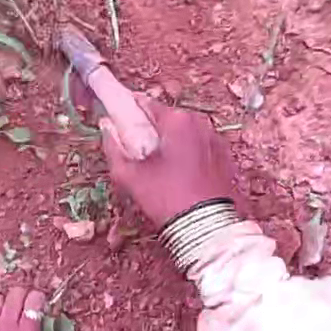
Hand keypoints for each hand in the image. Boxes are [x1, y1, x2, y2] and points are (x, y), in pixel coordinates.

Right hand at [100, 97, 237, 227]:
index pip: (146, 104)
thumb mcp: (132, 177)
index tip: (118, 120)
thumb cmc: (168, 198)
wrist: (207, 226)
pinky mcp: (225, 158)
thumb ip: (114, 149)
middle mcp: (201, 123)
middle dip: (152, 130)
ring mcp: (216, 140)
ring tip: (157, 165)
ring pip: (185, 134)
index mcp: (178, 120)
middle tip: (137, 150)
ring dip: (170, 143)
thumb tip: (106, 127)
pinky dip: (187, 155)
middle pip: (168, 118)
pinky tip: (178, 174)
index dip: (129, 110)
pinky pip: (199, 148)